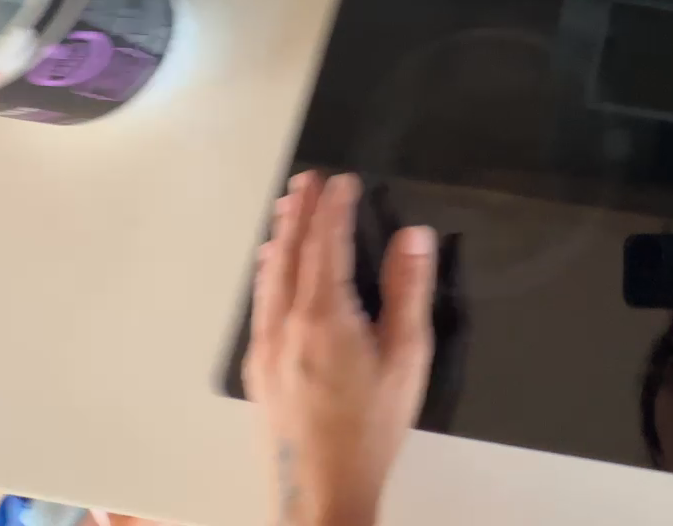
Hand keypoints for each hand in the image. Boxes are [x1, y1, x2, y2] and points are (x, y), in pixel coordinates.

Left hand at [245, 172, 436, 525]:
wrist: (319, 497)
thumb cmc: (373, 425)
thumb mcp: (407, 357)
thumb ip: (408, 291)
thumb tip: (413, 234)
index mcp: (325, 317)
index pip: (328, 246)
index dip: (333, 209)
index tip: (341, 180)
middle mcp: (286, 325)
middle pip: (291, 255)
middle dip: (299, 212)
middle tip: (305, 179)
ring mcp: (265, 349)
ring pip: (270, 278)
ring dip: (280, 237)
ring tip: (285, 208)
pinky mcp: (259, 370)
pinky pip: (260, 304)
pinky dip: (267, 272)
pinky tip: (269, 266)